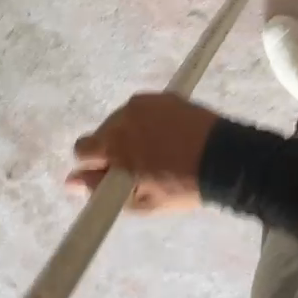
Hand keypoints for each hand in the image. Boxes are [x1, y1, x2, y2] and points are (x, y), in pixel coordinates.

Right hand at [66, 93, 219, 213]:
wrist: (226, 159)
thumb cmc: (182, 186)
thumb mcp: (139, 201)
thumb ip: (101, 189)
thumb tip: (71, 181)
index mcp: (113, 143)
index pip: (82, 149)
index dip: (94, 163)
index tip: (112, 173)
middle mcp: (123, 116)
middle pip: (104, 132)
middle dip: (114, 148)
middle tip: (140, 165)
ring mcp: (145, 102)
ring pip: (124, 119)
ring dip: (132, 133)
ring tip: (159, 150)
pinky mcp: (164, 96)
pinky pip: (144, 109)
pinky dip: (150, 121)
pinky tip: (169, 135)